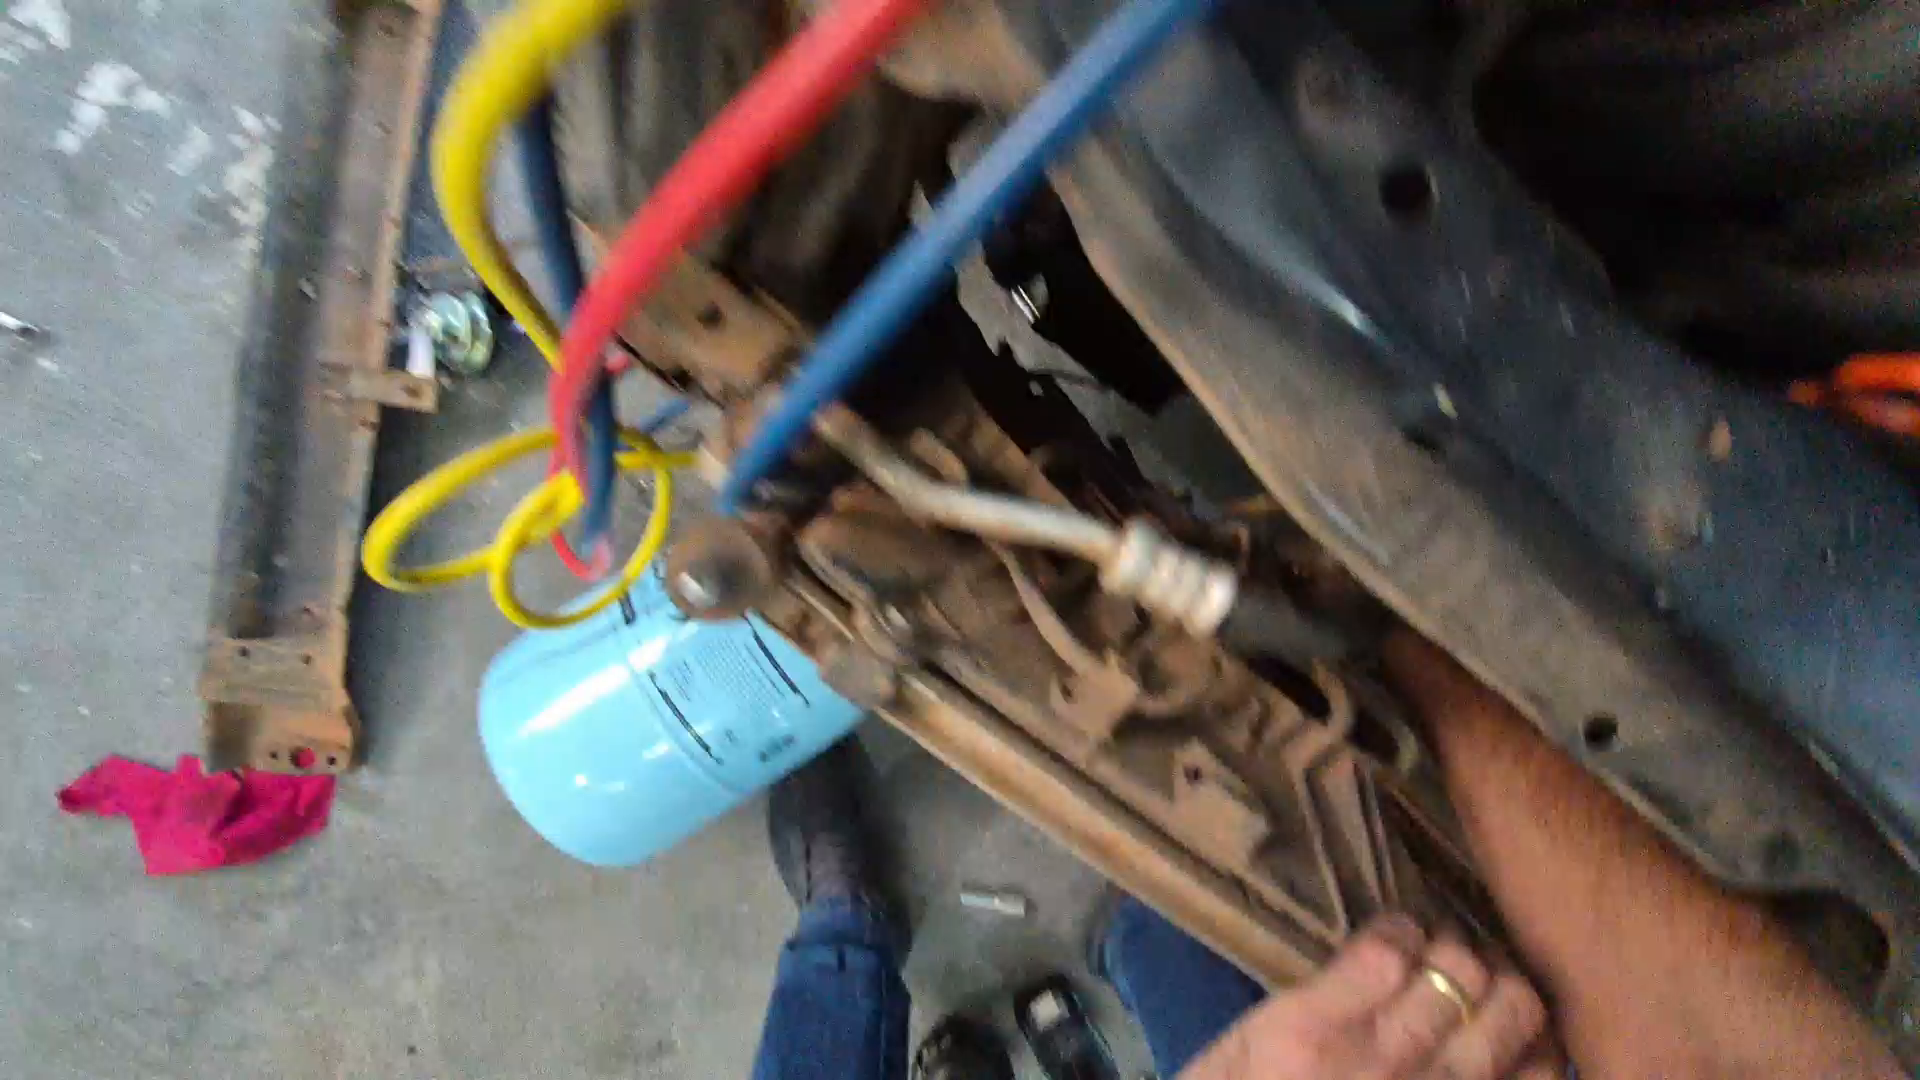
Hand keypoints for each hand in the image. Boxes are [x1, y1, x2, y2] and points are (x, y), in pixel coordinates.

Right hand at [1179, 916, 1562, 1079]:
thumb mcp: (1249, 1041)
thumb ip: (1319, 996)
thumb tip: (1382, 955)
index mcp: (1315, 1032)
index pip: (1388, 949)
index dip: (1403, 926)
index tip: (1400, 929)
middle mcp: (1387, 1069)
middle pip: (1460, 974)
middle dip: (1460, 947)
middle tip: (1448, 952)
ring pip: (1517, 1024)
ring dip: (1509, 993)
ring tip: (1492, 991)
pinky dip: (1540, 1060)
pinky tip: (1521, 1052)